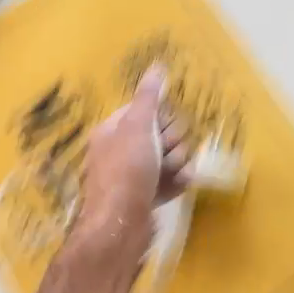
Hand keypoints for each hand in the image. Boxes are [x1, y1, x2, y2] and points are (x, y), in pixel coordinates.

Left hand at [75, 65, 190, 255]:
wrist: (120, 227)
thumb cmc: (126, 170)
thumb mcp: (138, 126)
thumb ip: (149, 96)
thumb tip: (157, 66)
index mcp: (114, 130)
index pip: (148, 110)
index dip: (161, 117)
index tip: (162, 126)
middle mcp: (122, 150)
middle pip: (163, 132)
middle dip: (172, 142)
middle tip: (164, 152)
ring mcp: (134, 176)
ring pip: (170, 156)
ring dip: (177, 163)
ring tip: (170, 174)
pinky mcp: (146, 197)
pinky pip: (171, 179)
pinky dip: (177, 181)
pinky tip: (179, 185)